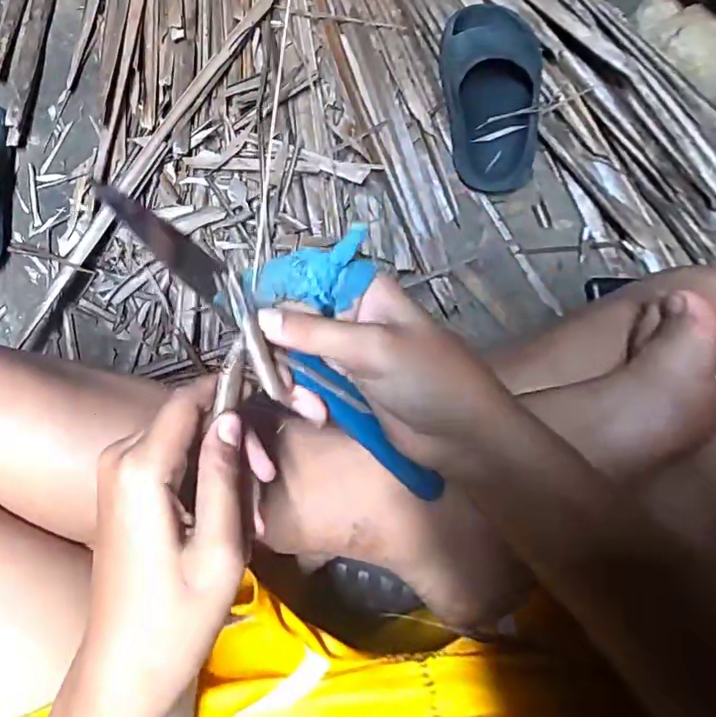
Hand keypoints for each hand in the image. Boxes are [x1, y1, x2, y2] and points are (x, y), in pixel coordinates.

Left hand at [45, 387, 250, 716]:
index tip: (262, 417)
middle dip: (228, 440)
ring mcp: (114, 470)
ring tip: (245, 512)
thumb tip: (232, 417)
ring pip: (179, 437)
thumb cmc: (173, 620)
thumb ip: (224, 475)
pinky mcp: (120, 486)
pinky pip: (165, 458)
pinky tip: (222, 515)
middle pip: (184, 417)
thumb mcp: (218, 550)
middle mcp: (119, 457)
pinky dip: (197, 476)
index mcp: (139, 468)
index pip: (186, 399)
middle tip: (262, 481)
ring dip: (217, 462)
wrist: (123, 666)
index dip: (227, 396)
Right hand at [257, 275, 511, 470]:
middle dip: (280, 350)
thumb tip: (259, 318)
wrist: (467, 439)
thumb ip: (313, 333)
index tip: (249, 323)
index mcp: (359, 288)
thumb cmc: (430, 380)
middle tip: (282, 380)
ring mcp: (341, 348)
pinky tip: (318, 414)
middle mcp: (345, 312)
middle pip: (288, 317)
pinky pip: (303, 379)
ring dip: (290, 380)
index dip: (272, 295)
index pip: (301, 277)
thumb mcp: (372, 350)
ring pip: (290, 352)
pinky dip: (303, 396)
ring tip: (309, 405)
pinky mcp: (340, 381)